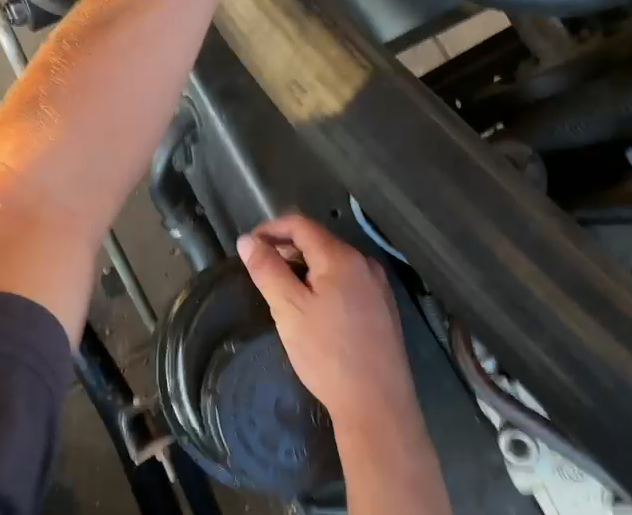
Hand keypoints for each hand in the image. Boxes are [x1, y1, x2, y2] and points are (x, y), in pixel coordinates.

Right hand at [237, 212, 414, 426]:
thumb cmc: (328, 354)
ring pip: (334, 262)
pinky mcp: (384, 310)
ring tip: (284, 289)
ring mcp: (378, 287)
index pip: (300, 225)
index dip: (271, 229)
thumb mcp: (288, 309)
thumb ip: (266, 269)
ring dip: (305, 266)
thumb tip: (247, 240)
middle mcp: (365, 264)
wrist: (378, 407)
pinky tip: (315, 308)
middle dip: (287, 248)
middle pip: (319, 241)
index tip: (249, 245)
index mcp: (341, 257)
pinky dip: (325, 282)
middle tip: (262, 269)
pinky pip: (348, 281)